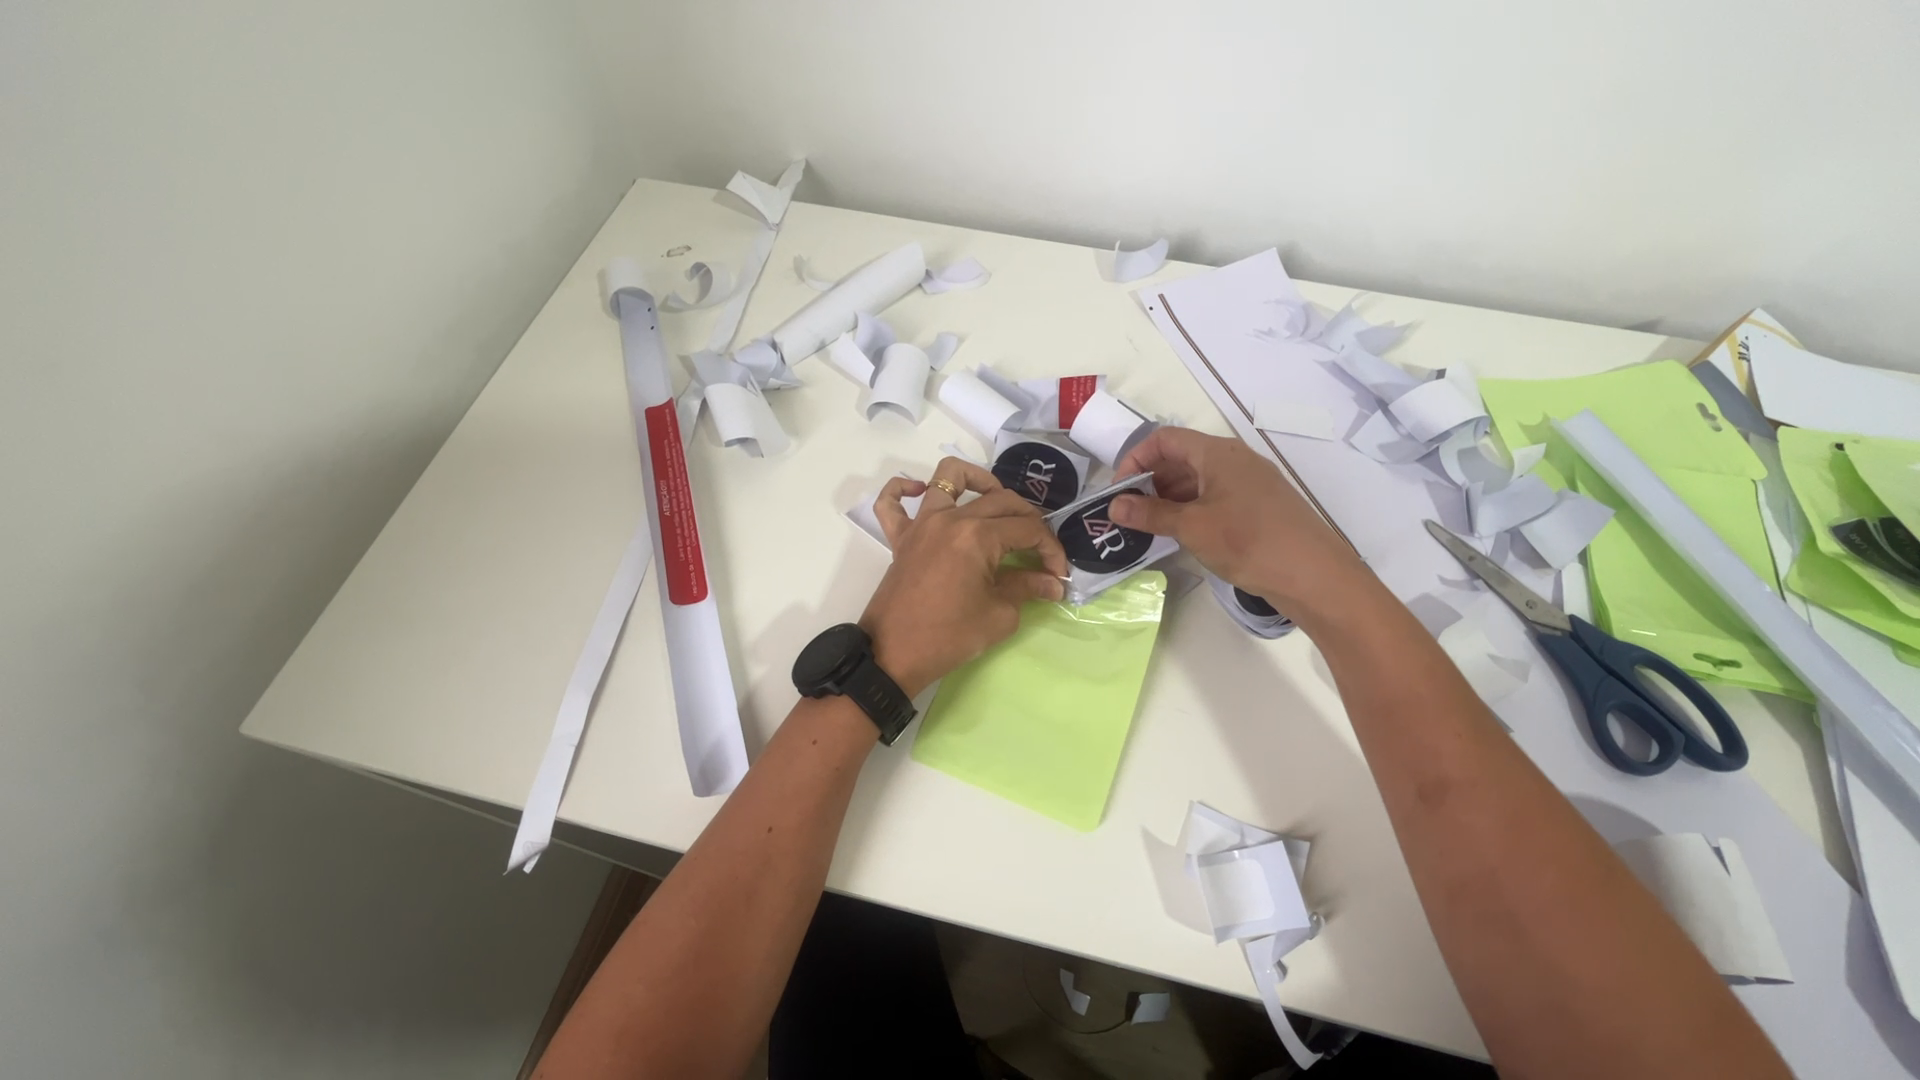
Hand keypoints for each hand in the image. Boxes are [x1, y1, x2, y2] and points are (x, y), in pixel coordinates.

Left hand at [862, 457, 1069, 695]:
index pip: (1027, 529)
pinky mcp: (899, 538)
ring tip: (994, 501)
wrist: (894, 655)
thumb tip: (1053, 583)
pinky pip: (891, 502)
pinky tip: (919, 493)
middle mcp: (950, 519)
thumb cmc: (949, 637)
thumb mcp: (999, 615)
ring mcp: (921, 524)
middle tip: (1039, 550)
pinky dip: (902, 490)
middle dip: (1030, 520)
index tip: (1058, 574)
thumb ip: (1027, 589)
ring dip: (977, 480)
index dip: (1050, 549)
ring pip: (947, 477)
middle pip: (1000, 500)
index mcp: (978, 536)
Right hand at [1110, 427, 1371, 629]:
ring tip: (1150, 527)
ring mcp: (1250, 483)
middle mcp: (1235, 460)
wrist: (1314, 576)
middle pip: (1181, 458)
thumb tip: (1114, 506)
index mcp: (1218, 453)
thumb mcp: (1192, 528)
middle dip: (1150, 482)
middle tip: (1130, 513)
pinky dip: (1192, 509)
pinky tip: (1182, 534)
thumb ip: (1151, 514)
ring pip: (1198, 480)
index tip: (1120, 492)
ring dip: (1169, 499)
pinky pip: (1215, 497)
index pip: (1164, 439)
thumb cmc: (1249, 542)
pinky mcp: (1259, 506)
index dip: (1135, 459)